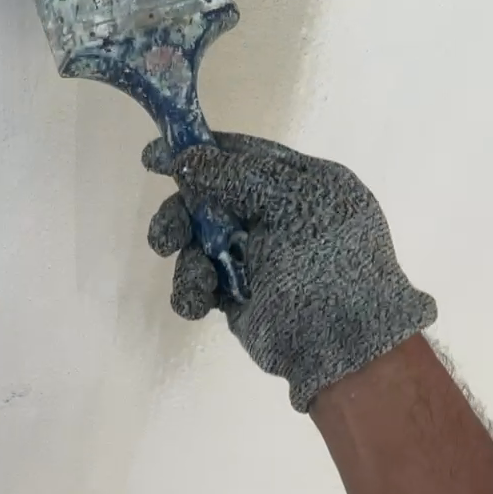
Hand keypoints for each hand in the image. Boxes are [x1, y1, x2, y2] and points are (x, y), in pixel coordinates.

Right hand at [143, 132, 436, 410]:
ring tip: (202, 281)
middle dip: (179, 217)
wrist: (341, 341)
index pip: (238, 155)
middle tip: (166, 238)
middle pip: (204, 202)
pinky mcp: (234, 296)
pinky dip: (191, 293)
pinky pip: (196, 285)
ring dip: (187, 263)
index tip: (152, 157)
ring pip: (193, 246)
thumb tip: (186, 159)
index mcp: (297, 184)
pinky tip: (203, 304)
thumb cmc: (327, 262)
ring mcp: (251, 258)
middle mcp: (271, 217)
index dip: (195, 152)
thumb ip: (237, 176)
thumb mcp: (293, 201)